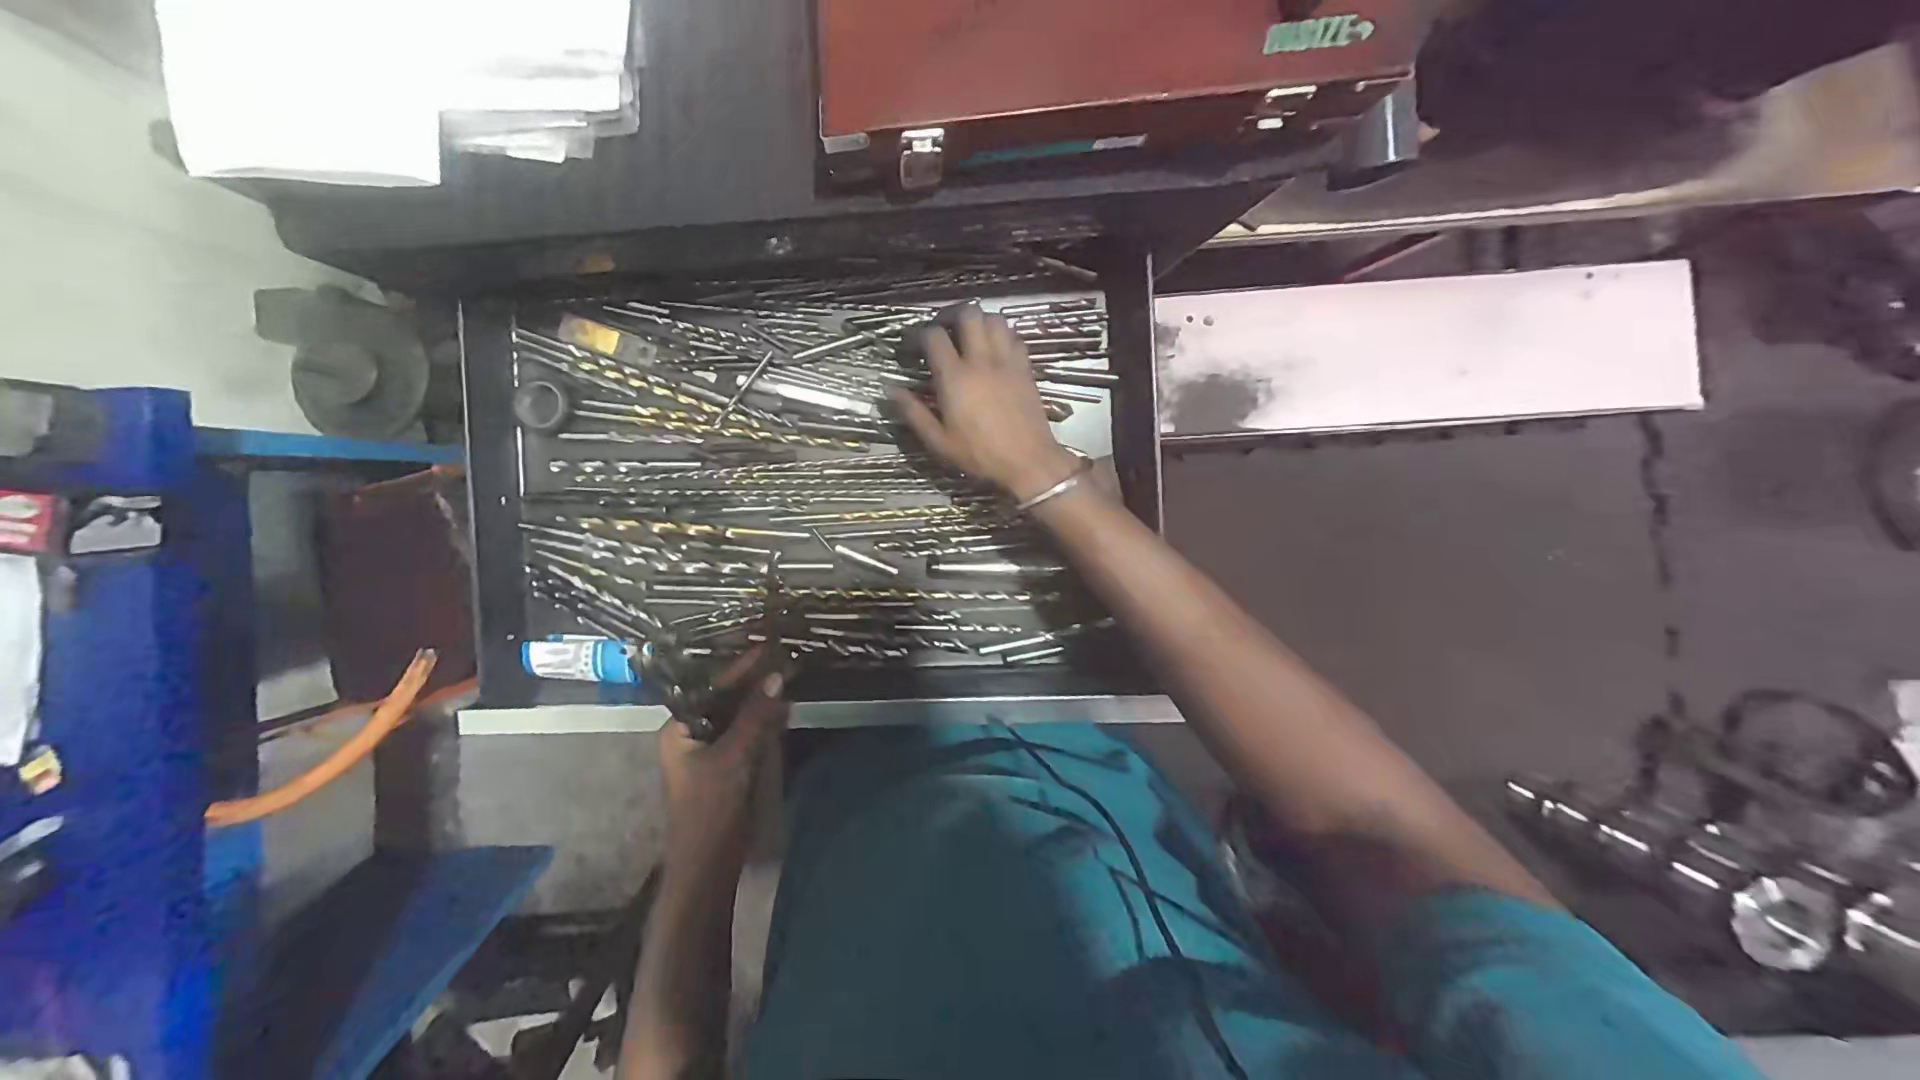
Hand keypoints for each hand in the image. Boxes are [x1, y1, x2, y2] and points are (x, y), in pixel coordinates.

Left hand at [655, 647, 789, 865]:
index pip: (712, 688)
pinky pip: (747, 734)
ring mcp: (710, 752)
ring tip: (789, 676)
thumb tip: (777, 675)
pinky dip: (765, 721)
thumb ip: (755, 716)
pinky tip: (784, 709)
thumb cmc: (711, 810)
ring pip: (738, 716)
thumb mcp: (734, 757)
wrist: (709, 866)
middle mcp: (691, 735)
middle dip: (754, 682)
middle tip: (784, 658)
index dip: (741, 668)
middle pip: (725, 700)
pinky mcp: (727, 767)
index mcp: (679, 730)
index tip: (767, 646)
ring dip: (762, 700)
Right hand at [889, 304, 1081, 501]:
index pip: (934, 336)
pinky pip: (1014, 337)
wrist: (1028, 461)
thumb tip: (890, 389)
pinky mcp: (1025, 368)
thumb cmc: (980, 454)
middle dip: (951, 315)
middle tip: (943, 330)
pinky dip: (1001, 335)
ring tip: (969, 336)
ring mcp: (1007, 361)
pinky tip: (994, 350)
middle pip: (968, 313)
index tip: (912, 346)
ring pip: (994, 319)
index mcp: (955, 377)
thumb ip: (913, 412)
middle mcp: (981, 360)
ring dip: (979, 321)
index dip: (918, 334)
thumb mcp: (939, 441)